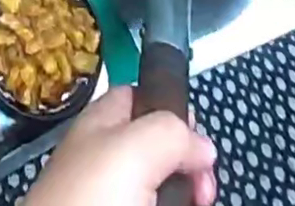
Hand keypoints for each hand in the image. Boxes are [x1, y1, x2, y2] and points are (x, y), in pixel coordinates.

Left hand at [25, 85, 217, 205]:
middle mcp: (110, 158)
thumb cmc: (92, 200)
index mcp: (104, 123)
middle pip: (162, 152)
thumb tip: (203, 145)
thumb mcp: (131, 149)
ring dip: (186, 197)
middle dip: (191, 171)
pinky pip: (155, 203)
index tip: (198, 146)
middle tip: (201, 194)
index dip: (173, 113)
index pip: (141, 98)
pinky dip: (173, 204)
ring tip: (196, 204)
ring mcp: (116, 198)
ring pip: (162, 191)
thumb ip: (170, 133)